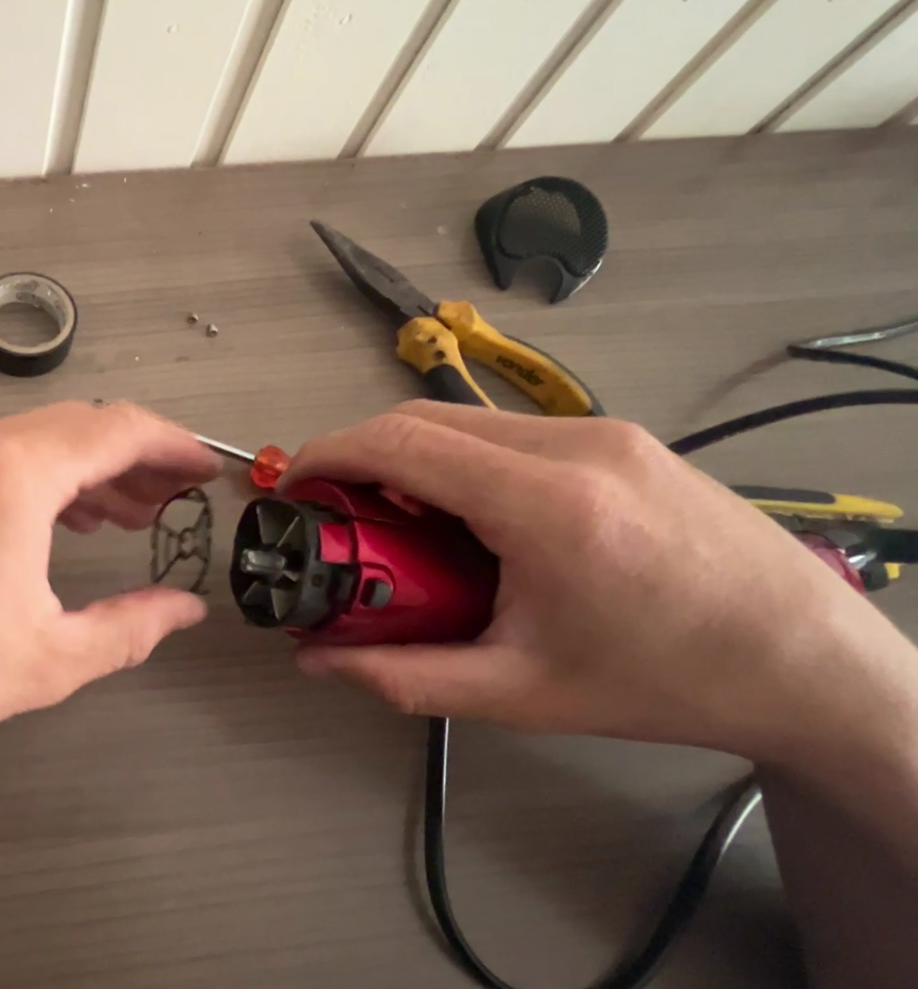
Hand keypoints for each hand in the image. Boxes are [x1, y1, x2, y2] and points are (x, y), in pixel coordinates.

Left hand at [0, 401, 219, 800]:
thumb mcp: (53, 656)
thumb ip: (134, 625)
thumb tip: (187, 609)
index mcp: (12, 474)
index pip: (115, 429)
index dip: (171, 444)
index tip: (206, 470)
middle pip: (76, 425)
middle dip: (134, 457)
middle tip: (175, 502)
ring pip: (35, 439)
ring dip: (88, 468)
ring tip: (132, 518)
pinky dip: (43, 478)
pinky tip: (69, 521)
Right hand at [281, 401, 916, 770]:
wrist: (817, 665)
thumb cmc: (665, 682)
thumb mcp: (519, 692)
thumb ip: (401, 675)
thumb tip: (314, 660)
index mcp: (549, 507)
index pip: (401, 444)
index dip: (327, 456)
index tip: (291, 490)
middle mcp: (575, 447)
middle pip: (421, 418)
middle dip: (355, 455)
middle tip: (330, 512)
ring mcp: (604, 432)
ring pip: (461, 417)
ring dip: (403, 455)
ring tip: (389, 517)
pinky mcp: (620, 435)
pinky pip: (504, 428)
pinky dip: (453, 457)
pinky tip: (458, 511)